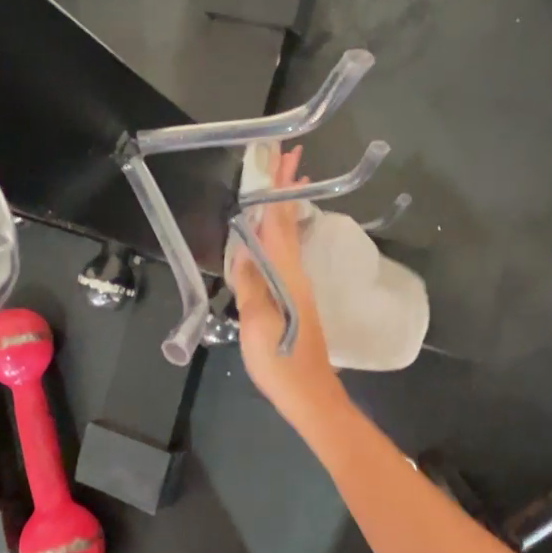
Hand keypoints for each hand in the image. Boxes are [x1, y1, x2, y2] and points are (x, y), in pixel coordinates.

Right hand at [230, 146, 347, 420]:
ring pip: (290, 236)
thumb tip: (242, 249)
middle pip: (290, 223)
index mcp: (286, 274)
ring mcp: (298, 286)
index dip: (278, 191)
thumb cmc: (279, 361)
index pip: (280, 222)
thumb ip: (249, 285)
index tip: (281, 160)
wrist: (309, 395)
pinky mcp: (296, 299)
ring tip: (284, 183)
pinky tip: (275, 233)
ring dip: (286, 207)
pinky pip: (286, 253)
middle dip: (287, 190)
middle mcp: (296, 273)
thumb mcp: (256, 323)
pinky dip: (283, 232)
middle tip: (287, 157)